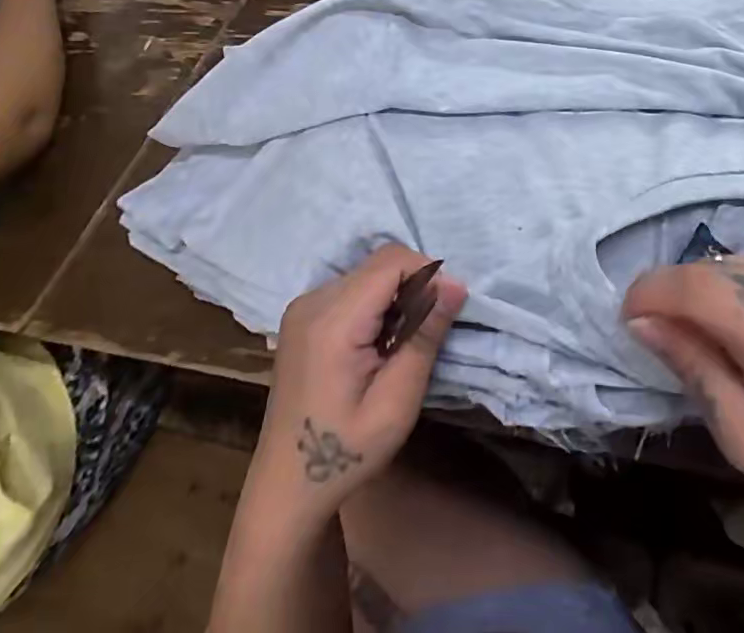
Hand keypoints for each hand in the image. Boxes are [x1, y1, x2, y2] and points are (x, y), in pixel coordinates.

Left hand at [254, 245, 468, 522]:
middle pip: (377, 265)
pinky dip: (373, 305)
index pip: (390, 261)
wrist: (288, 482)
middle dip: (413, 286)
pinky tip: (377, 345)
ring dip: (394, 296)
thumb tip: (455, 284)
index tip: (448, 309)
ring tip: (401, 345)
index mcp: (333, 319)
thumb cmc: (348, 450)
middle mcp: (313, 300)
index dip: (428, 273)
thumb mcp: (397, 401)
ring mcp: (302, 306)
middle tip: (427, 334)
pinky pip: (348, 290)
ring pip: (365, 274)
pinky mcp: (301, 316)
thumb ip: (424, 335)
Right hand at [623, 257, 743, 525]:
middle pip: (705, 271)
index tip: (629, 321)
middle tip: (652, 330)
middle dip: (663, 293)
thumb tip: (640, 322)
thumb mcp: (743, 442)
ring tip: (684, 328)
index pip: (704, 292)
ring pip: (716, 262)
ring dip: (685, 288)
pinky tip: (714, 314)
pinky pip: (734, 262)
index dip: (652, 294)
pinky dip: (709, 282)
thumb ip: (696, 374)